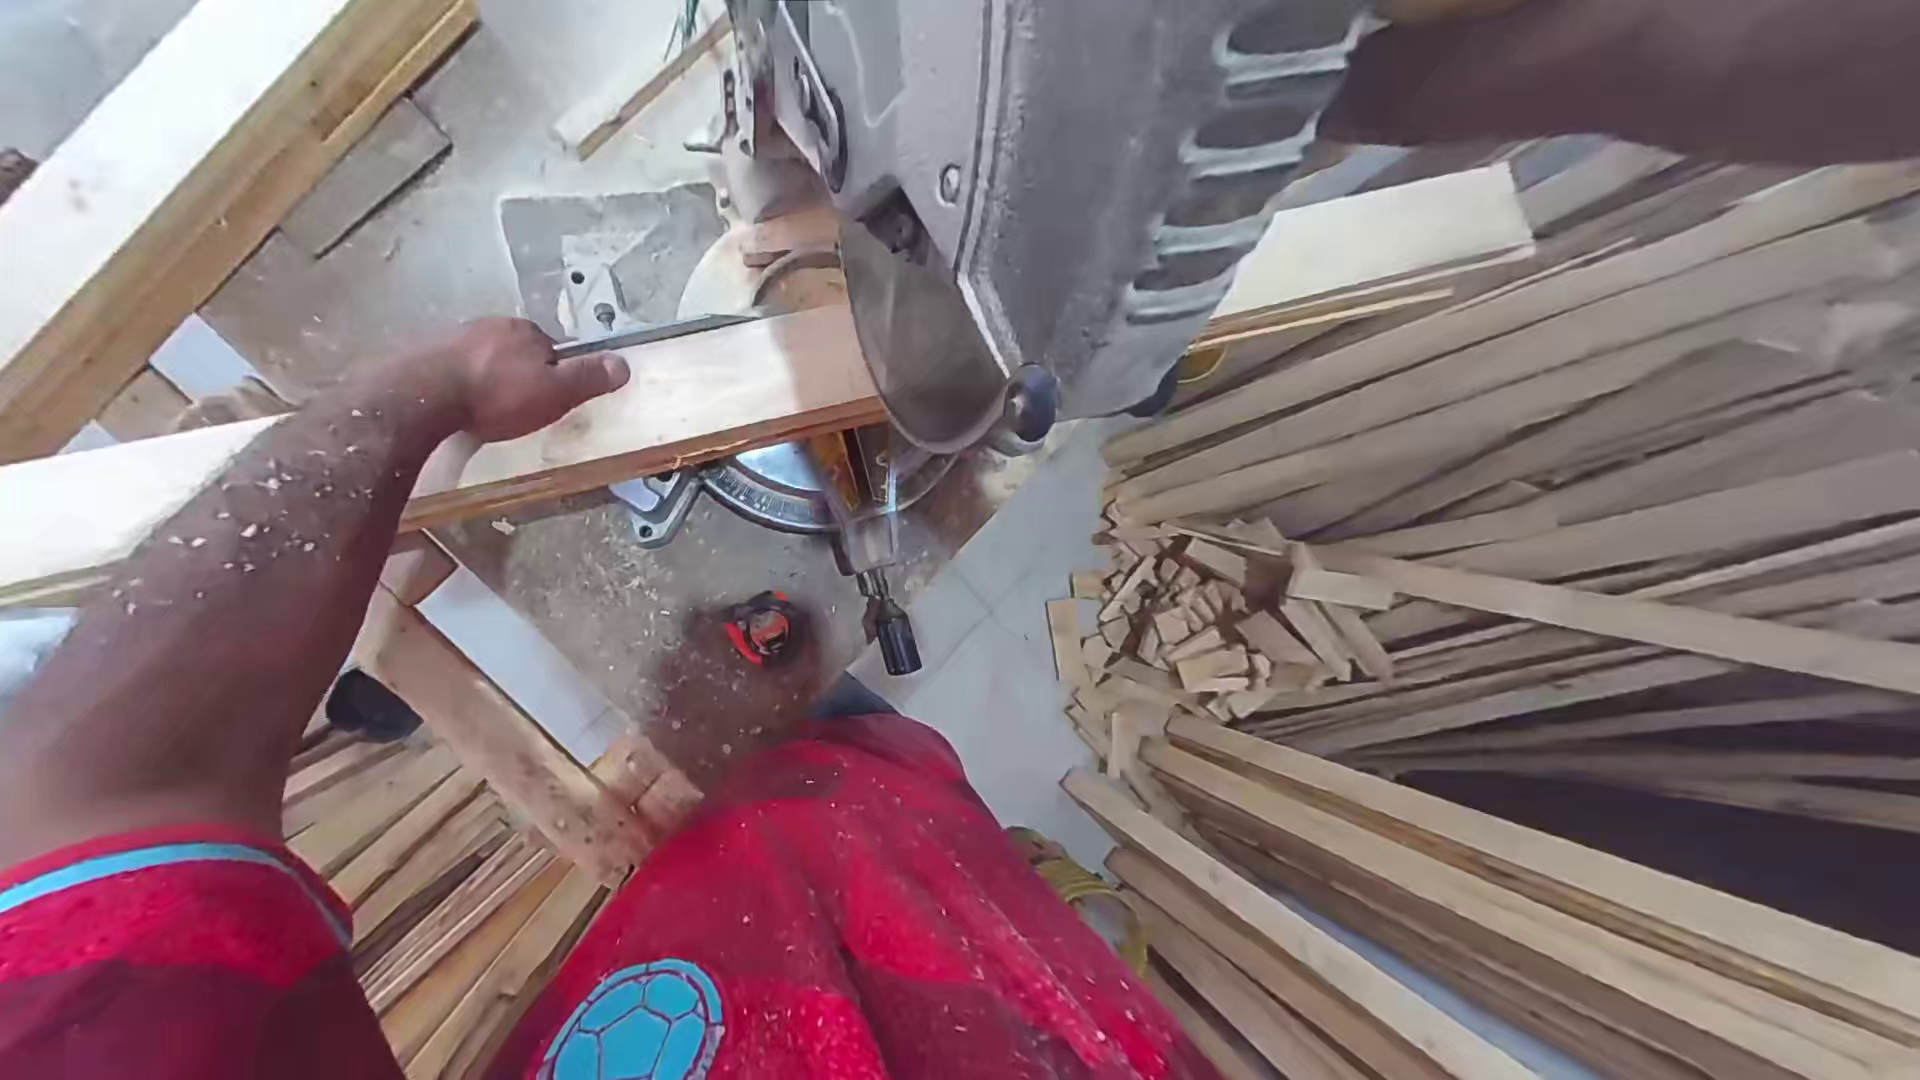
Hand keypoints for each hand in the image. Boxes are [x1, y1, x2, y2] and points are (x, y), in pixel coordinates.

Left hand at [428, 317, 630, 442]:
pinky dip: (462, 383)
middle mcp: (489, 325)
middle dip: (523, 376)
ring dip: (491, 380)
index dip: (557, 376)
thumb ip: (590, 377)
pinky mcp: (423, 352)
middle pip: (519, 353)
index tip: (552, 399)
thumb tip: (623, 364)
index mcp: (525, 331)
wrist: (419, 398)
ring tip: (489, 410)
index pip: (553, 351)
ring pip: (486, 360)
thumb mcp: (557, 392)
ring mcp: (453, 336)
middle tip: (522, 408)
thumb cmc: (498, 396)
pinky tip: (461, 405)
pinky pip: (455, 368)